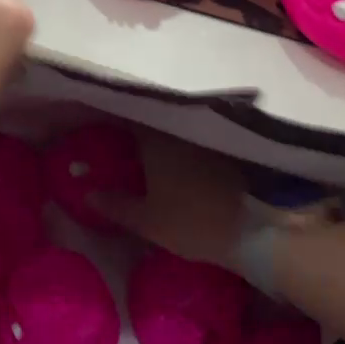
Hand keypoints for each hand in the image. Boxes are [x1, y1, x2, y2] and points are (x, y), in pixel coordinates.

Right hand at [90, 127, 251, 267]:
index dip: (107, 119)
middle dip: (133, 127)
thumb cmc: (194, 222)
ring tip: (145, 150)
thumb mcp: (148, 221)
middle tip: (119, 140)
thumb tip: (87, 194)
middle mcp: (176, 126)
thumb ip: (115, 205)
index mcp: (152, 136)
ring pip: (171, 127)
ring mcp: (202, 134)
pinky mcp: (224, 147)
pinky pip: (191, 138)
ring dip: (158, 134)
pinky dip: (180, 145)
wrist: (257, 228)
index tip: (95, 125)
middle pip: (147, 118)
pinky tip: (176, 161)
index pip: (122, 115)